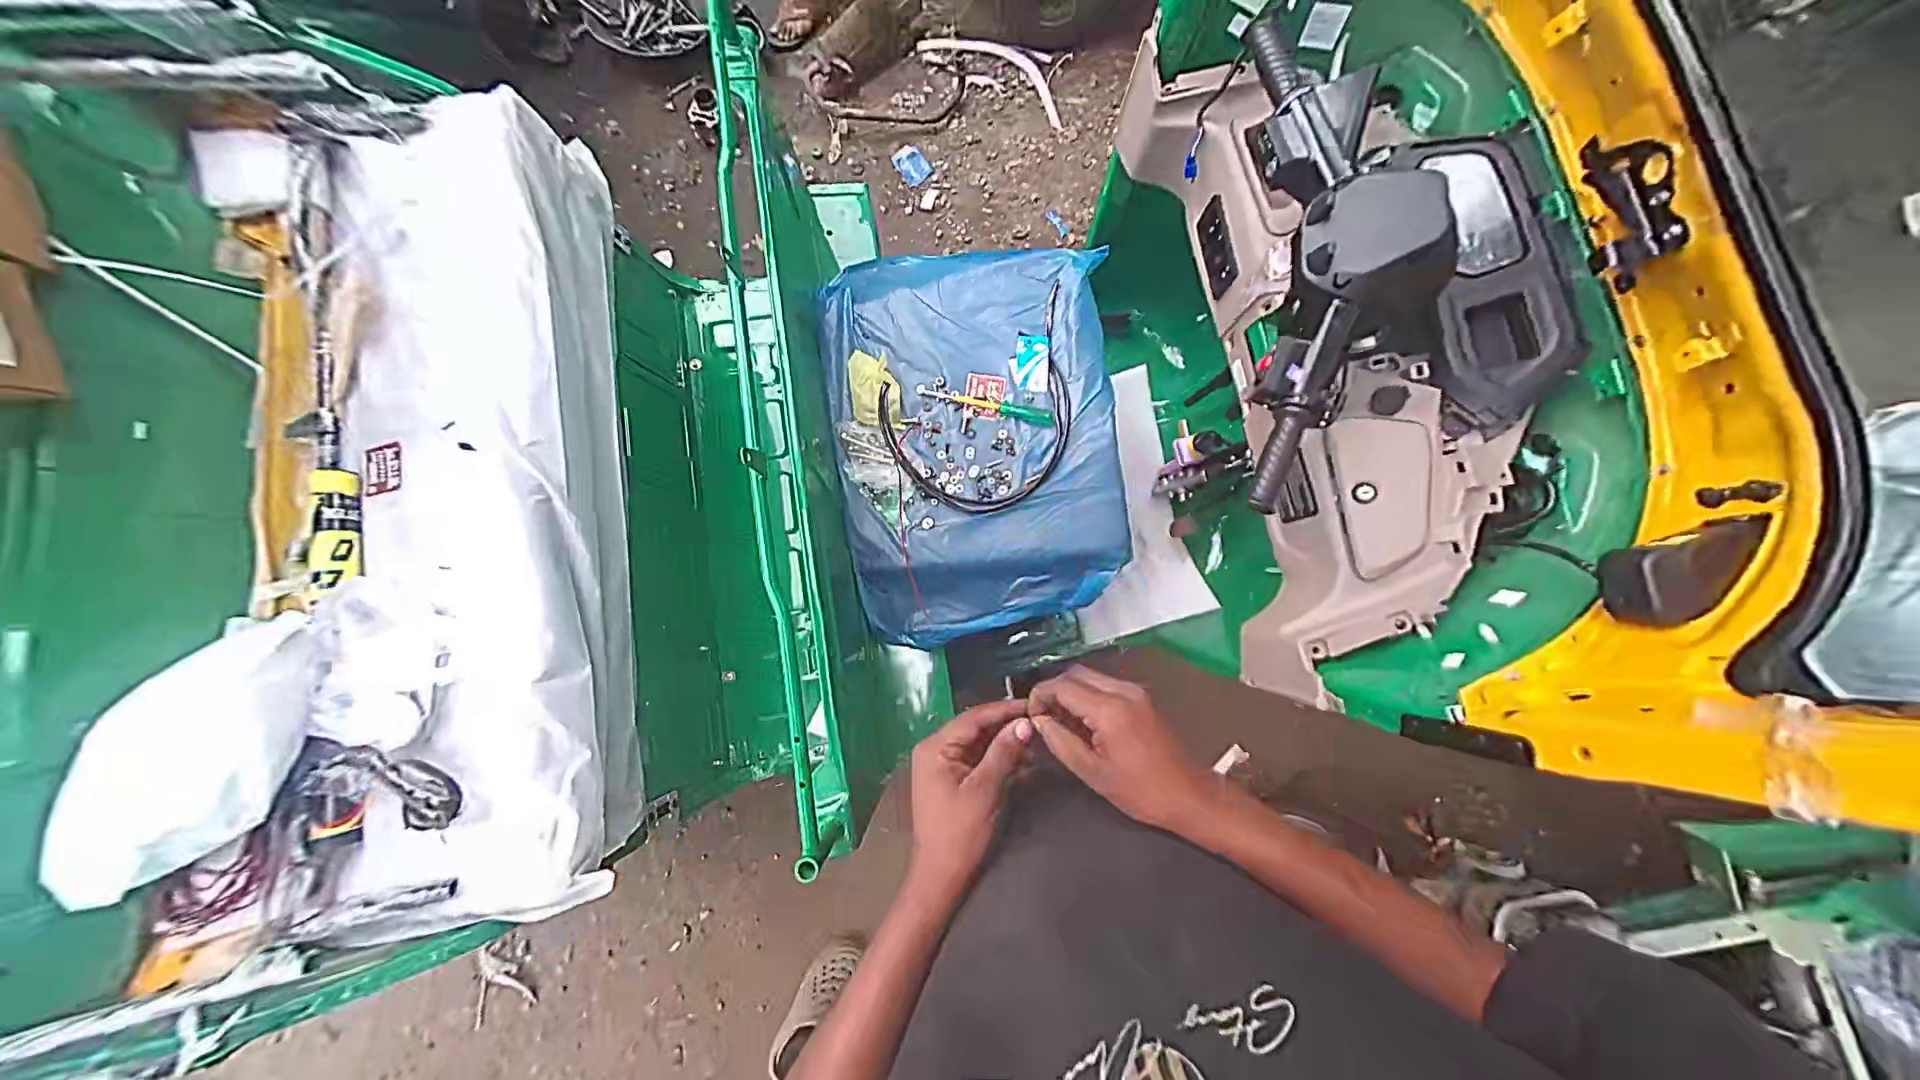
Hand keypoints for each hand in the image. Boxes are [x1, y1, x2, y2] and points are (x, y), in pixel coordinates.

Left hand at [907, 699, 1033, 890]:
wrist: (941, 876)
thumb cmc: (960, 832)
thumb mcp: (985, 789)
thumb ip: (1004, 752)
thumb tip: (1025, 723)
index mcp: (935, 747)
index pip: (974, 717)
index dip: (1004, 709)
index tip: (1033, 704)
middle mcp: (935, 749)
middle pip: (975, 728)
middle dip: (1006, 725)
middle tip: (1038, 721)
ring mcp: (941, 764)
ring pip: (978, 743)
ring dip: (1004, 742)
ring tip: (1035, 742)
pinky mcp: (951, 778)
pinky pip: (977, 759)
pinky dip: (998, 758)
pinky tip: (1021, 761)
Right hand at [1028, 666, 1220, 834]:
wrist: (1189, 795)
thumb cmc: (1140, 791)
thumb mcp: (1092, 772)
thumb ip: (1060, 742)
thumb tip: (1039, 721)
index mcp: (1109, 710)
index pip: (1061, 685)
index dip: (1039, 696)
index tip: (1032, 716)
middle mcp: (1123, 690)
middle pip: (1074, 673)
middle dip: (1053, 690)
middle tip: (1044, 716)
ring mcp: (1135, 691)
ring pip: (1089, 675)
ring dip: (1070, 691)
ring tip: (1062, 720)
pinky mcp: (1141, 697)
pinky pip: (1105, 684)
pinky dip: (1088, 694)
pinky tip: (1084, 720)